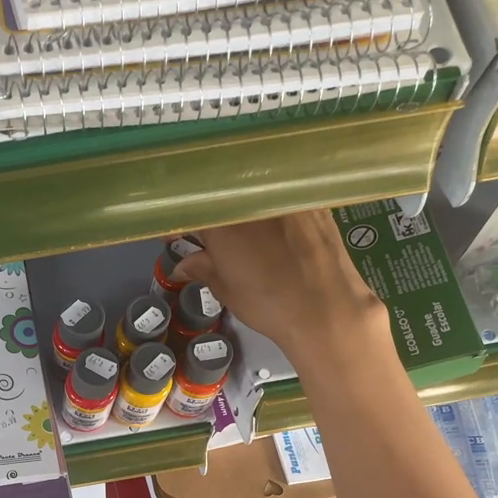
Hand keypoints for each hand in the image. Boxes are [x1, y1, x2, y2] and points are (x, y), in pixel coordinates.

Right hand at [174, 212, 391, 379]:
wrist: (325, 308)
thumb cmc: (268, 303)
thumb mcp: (227, 290)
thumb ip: (203, 268)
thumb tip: (184, 263)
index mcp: (223, 222)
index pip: (192, 210)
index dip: (180, 220)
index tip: (172, 231)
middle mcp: (252, 198)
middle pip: (221, 193)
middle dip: (209, 209)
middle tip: (205, 230)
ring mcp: (285, 195)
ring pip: (252, 189)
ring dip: (238, 204)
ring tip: (237, 226)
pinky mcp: (311, 199)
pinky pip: (281, 193)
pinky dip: (268, 204)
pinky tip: (268, 222)